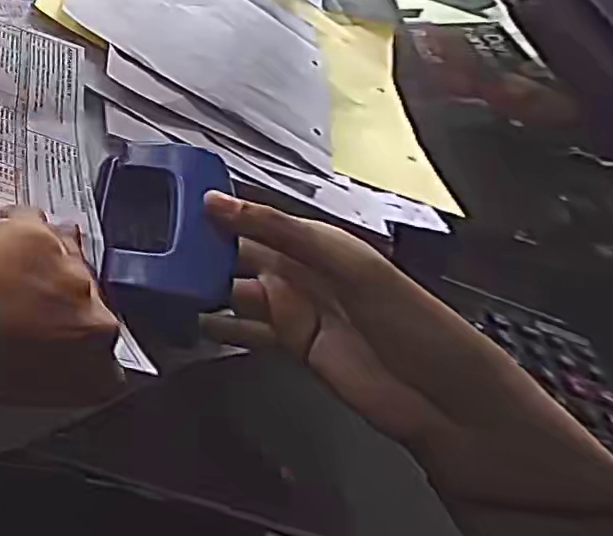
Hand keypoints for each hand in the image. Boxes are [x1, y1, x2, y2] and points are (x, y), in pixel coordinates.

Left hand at [0, 206, 125, 405]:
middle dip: (60, 286)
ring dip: (40, 252)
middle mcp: (94, 321)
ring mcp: (69, 273)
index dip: (77, 326)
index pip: (106, 346)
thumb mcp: (19, 382)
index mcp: (94, 372)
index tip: (57, 318)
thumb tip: (47, 333)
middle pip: (90, 289)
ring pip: (65, 248)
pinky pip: (33, 218)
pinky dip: (14, 222)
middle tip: (25, 287)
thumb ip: (52, 359)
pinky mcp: (37, 235)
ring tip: (3, 260)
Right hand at [200, 192, 612, 523]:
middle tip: (158, 242)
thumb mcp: (347, 262)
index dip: (217, 208)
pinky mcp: (289, 344)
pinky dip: (217, 322)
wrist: (454, 412)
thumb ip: (279, 230)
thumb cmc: (415, 325)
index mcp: (315, 241)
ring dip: (203, 283)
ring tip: (166, 279)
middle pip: (237, 250)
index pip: (254, 216)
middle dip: (200, 245)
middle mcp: (300, 270)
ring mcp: (294, 308)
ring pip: (234, 286)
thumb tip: (216, 202)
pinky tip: (192, 318)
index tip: (173, 200)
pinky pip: (243, 326)